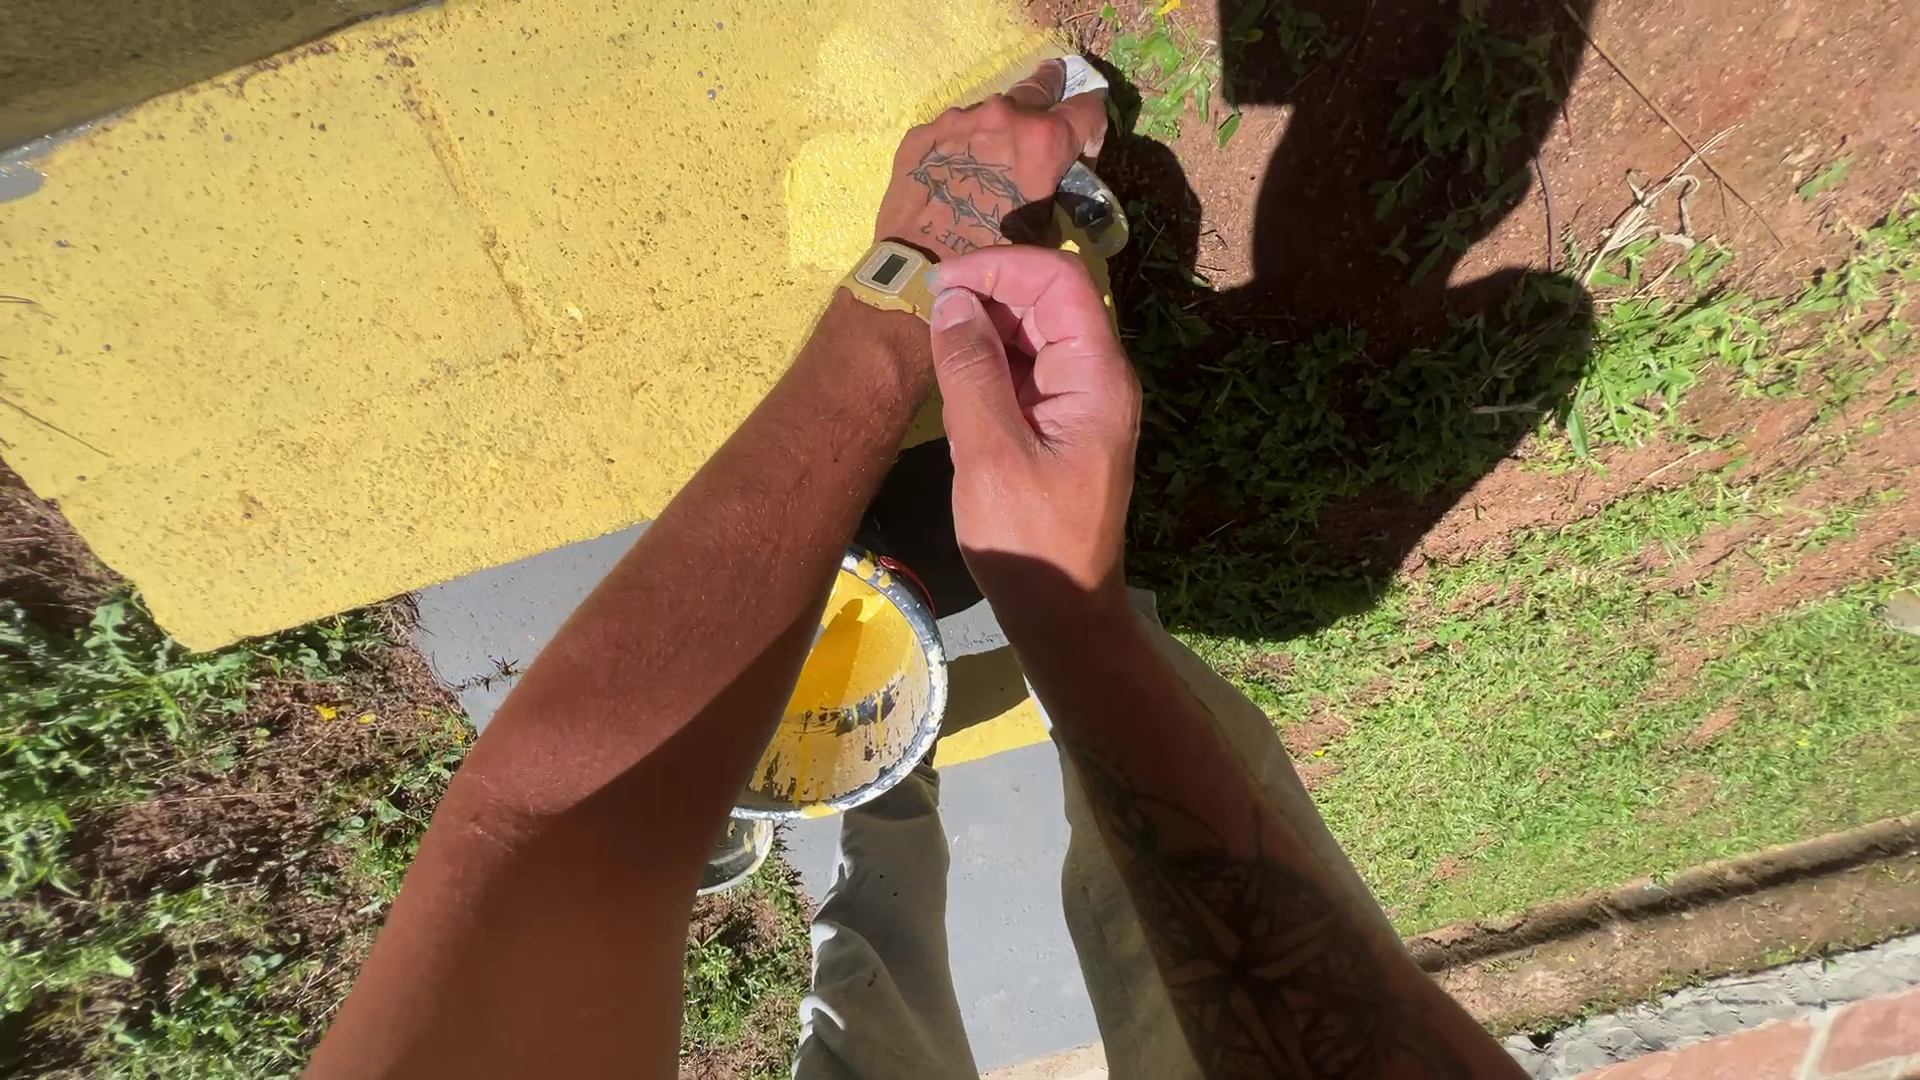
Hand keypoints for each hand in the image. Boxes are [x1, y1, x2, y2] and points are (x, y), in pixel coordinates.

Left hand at [873, 59, 1106, 260]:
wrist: (919, 267)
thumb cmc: (990, 257)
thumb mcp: (1042, 232)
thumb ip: (1054, 193)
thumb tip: (1052, 185)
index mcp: (1042, 140)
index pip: (1088, 109)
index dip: (1091, 131)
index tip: (1081, 150)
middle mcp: (1003, 115)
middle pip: (1040, 87)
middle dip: (1049, 104)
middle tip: (1044, 127)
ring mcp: (959, 118)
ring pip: (991, 111)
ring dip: (999, 131)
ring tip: (989, 166)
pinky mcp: (923, 133)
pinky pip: (952, 131)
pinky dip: (961, 148)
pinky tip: (954, 177)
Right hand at [928, 247, 1140, 610]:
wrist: (1060, 609)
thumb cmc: (1027, 538)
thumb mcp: (989, 453)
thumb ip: (970, 371)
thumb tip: (952, 302)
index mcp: (1097, 378)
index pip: (1059, 284)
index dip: (1000, 268)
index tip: (942, 284)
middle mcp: (1098, 380)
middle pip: (1048, 305)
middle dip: (988, 296)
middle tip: (929, 314)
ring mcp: (1080, 404)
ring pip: (1034, 339)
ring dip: (985, 333)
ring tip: (937, 348)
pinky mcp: (1059, 427)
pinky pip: (1026, 376)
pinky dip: (990, 368)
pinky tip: (957, 382)